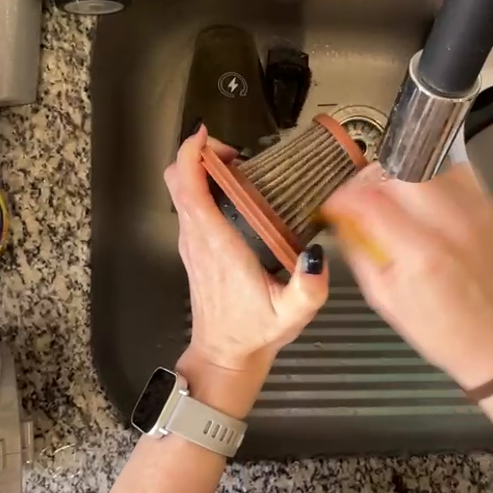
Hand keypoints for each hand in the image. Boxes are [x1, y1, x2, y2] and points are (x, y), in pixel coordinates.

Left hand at [164, 128, 328, 382]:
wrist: (226, 355)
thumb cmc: (255, 333)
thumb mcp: (293, 313)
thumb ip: (309, 286)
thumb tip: (317, 256)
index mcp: (217, 245)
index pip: (189, 188)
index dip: (192, 154)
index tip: (208, 137)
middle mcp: (197, 239)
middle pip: (176, 181)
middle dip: (196, 154)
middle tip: (230, 152)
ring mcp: (191, 244)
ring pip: (178, 192)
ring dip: (198, 169)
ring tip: (235, 167)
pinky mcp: (194, 250)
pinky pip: (187, 206)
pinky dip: (200, 187)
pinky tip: (231, 193)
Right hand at [323, 162, 492, 390]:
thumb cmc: (438, 330)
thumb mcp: (384, 299)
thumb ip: (359, 253)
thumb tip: (340, 219)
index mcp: (420, 253)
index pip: (369, 200)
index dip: (342, 197)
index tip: (333, 206)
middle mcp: (450, 222)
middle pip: (398, 168)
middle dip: (369, 178)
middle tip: (359, 196)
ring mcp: (474, 209)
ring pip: (424, 163)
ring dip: (398, 176)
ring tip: (388, 199)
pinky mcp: (488, 205)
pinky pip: (450, 171)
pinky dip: (427, 177)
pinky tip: (420, 201)